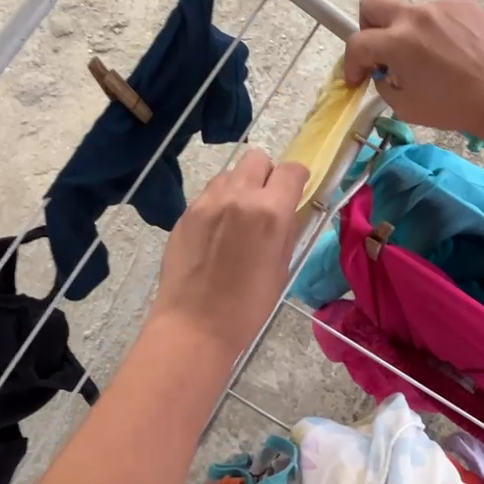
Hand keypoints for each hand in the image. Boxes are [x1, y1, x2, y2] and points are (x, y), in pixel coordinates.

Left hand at [147, 149, 309, 354]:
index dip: (297, 178)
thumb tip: (288, 210)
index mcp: (270, 212)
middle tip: (266, 202)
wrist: (195, 324)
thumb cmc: (248, 306)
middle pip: (257, 159)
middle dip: (267, 175)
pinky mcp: (186, 212)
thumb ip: (286, 230)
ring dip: (240, 187)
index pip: (291, 170)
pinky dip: (219, 202)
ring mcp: (208, 202)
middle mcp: (238, 196)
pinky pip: (209, 193)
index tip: (295, 191)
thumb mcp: (282, 267)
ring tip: (238, 217)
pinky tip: (217, 231)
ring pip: (230, 173)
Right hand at [342, 0, 483, 138]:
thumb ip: (385, 85)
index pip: (357, 43)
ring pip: (410, 12)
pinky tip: (453, 52)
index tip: (357, 77)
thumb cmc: (454, 107)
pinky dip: (437, 31)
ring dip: (409, 33)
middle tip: (381, 50)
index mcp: (397, 43)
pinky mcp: (464, 4)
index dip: (351, 63)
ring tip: (431, 59)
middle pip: (371, 3)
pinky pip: (439, 14)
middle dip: (368, 26)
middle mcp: (415, 16)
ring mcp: (441, 6)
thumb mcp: (406, 107)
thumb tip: (384, 73)